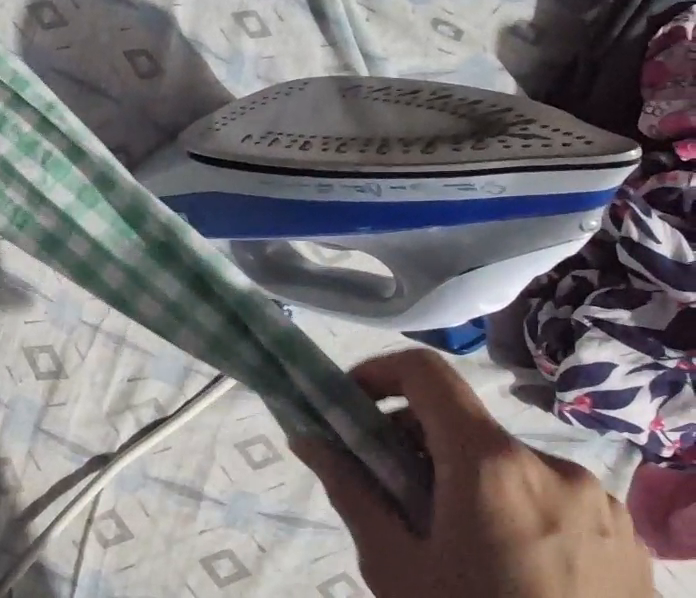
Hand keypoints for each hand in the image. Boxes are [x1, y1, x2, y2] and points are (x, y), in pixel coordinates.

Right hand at [292, 349, 651, 597]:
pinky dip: (512, 506)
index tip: (352, 407)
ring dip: (464, 477)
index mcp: (491, 465)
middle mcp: (553, 469)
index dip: (378, 373)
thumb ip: (349, 488)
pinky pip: (552, 497)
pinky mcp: (630, 541)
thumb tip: (306, 438)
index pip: (425, 373)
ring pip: (506, 462)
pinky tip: (504, 561)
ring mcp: (602, 506)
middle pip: (463, 424)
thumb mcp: (392, 563)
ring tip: (450, 536)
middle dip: (414, 442)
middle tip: (390, 489)